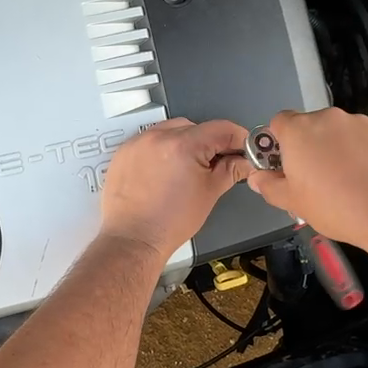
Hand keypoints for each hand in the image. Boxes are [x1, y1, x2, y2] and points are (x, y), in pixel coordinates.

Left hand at [97, 118, 251, 255]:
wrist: (134, 239)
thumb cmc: (168, 223)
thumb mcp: (210, 193)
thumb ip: (231, 170)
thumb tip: (243, 161)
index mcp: (183, 145)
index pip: (221, 128)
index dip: (238, 138)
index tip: (242, 148)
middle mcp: (158, 138)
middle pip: (196, 128)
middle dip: (209, 143)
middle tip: (216, 164)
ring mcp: (138, 143)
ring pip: (172, 130)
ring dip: (185, 143)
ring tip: (186, 170)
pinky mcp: (125, 151)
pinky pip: (150, 140)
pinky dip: (162, 150)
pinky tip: (166, 171)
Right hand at [246, 108, 367, 247]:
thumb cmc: (336, 206)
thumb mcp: (294, 203)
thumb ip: (270, 186)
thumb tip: (257, 178)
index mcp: (299, 131)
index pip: (280, 122)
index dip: (281, 142)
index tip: (288, 165)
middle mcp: (328, 118)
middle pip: (311, 126)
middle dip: (312, 146)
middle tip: (319, 178)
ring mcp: (360, 122)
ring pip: (341, 132)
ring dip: (339, 149)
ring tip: (350, 181)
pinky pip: (367, 139)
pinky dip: (365, 154)